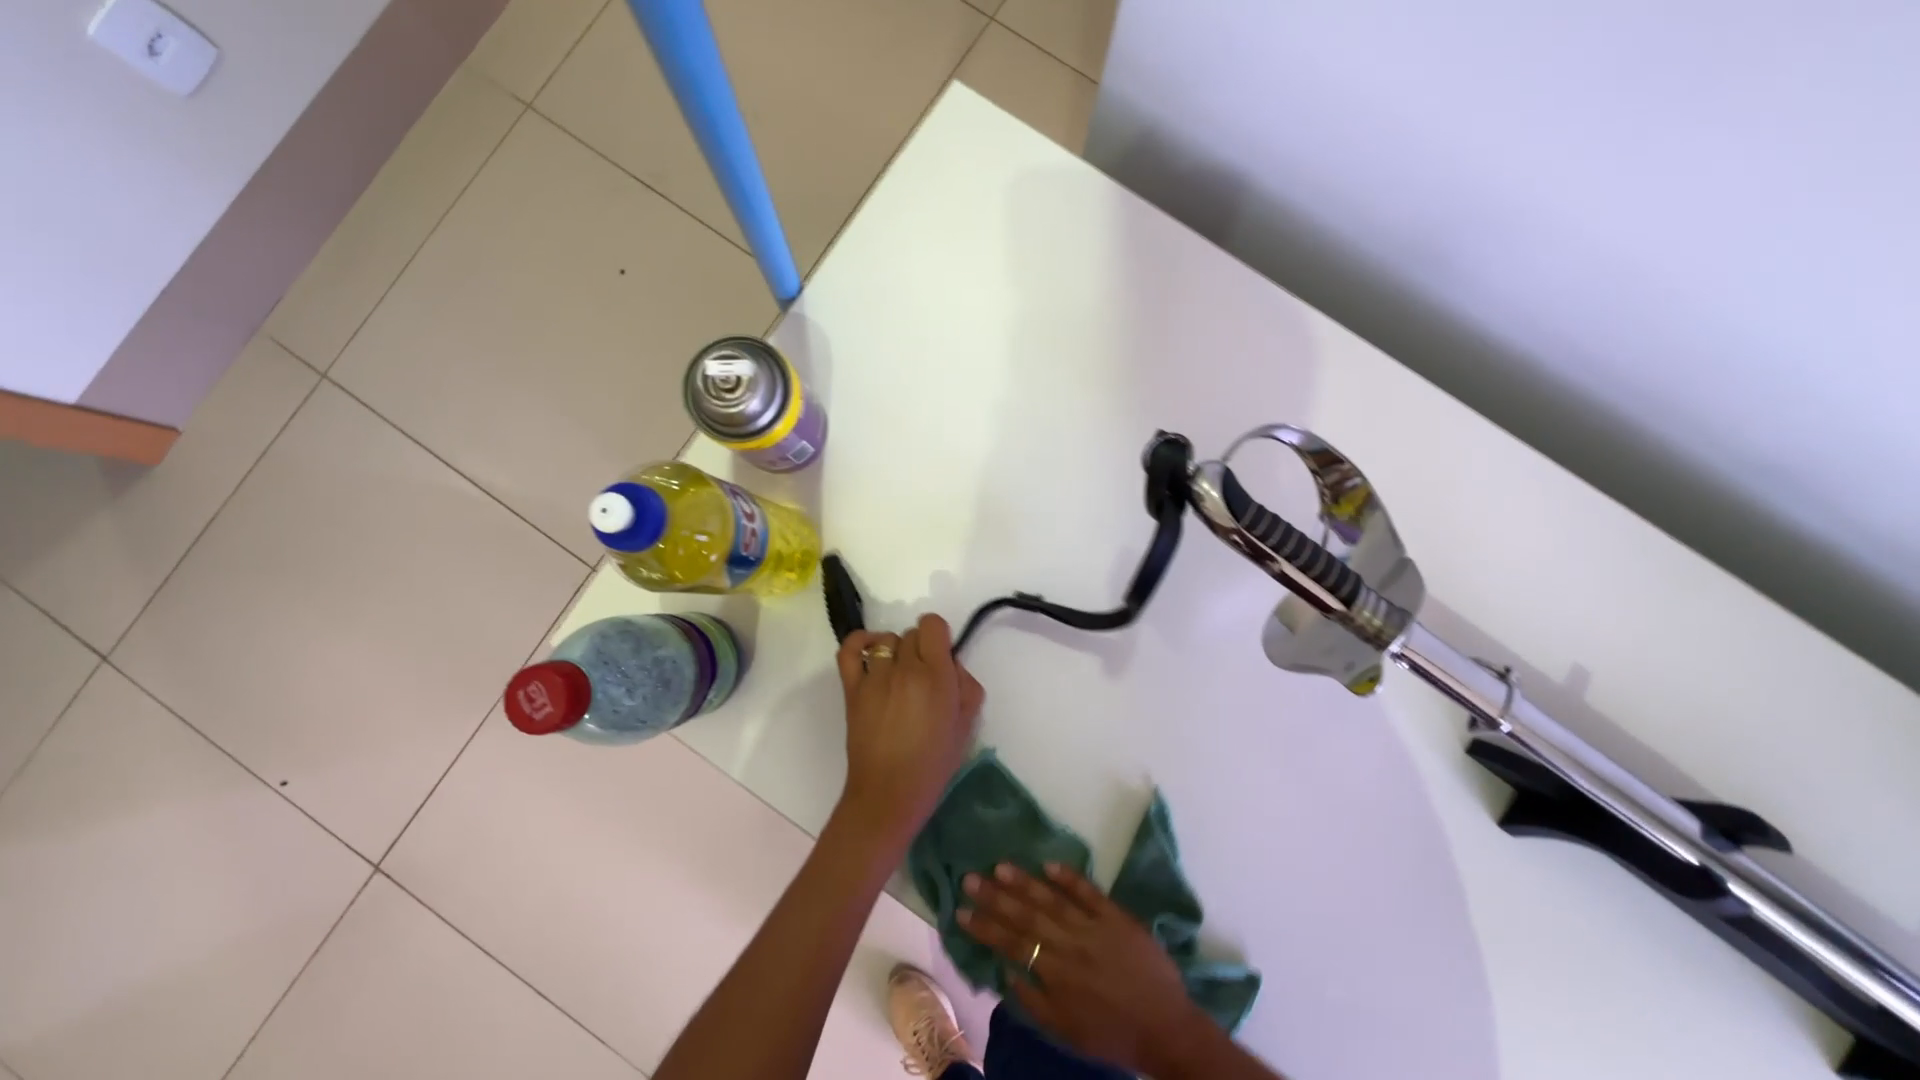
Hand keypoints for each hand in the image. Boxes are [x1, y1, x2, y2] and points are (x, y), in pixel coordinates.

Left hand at [835, 615, 984, 840]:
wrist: (890, 792)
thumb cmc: (933, 764)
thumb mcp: (966, 725)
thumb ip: (965, 686)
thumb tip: (950, 665)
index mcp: (937, 676)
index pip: (933, 625)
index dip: (939, 638)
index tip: (941, 660)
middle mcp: (905, 668)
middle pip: (911, 634)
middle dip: (921, 650)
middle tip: (923, 680)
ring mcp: (875, 677)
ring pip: (886, 640)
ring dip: (896, 652)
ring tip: (898, 677)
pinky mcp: (852, 688)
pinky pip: (850, 649)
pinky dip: (860, 643)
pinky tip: (871, 654)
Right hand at [959, 862, 1216, 1076]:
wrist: (1165, 1027)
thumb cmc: (1112, 1034)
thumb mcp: (1066, 1030)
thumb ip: (1034, 1001)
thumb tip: (1008, 972)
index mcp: (1056, 973)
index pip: (1012, 944)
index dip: (985, 927)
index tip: (960, 911)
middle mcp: (1070, 945)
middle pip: (1027, 915)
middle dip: (995, 897)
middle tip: (970, 878)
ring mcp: (1095, 927)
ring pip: (1053, 899)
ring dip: (1025, 882)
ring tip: (1000, 866)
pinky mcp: (1118, 918)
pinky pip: (1090, 893)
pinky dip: (1070, 878)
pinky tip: (1049, 865)